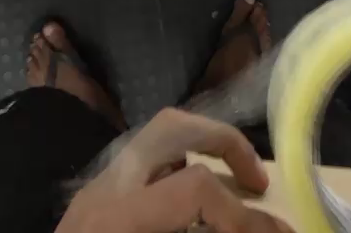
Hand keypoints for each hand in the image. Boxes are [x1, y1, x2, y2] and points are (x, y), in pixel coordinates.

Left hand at [57, 108, 290, 232]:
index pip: (195, 188)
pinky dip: (177, 172)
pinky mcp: (93, 201)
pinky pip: (143, 166)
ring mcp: (96, 189)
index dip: (242, 216)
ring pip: (155, 136)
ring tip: (235, 183)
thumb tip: (258, 231)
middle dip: (223, 142)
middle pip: (170, 127)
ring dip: (201, 149)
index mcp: (118, 220)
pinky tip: (195, 207)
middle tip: (258, 181)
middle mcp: (105, 190)